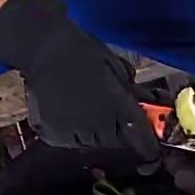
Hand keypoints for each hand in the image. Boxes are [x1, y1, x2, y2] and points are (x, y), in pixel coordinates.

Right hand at [0, 0, 157, 156]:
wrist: (42, 48)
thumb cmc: (83, 53)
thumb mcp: (118, 68)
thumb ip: (136, 93)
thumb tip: (150, 106)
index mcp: (119, 112)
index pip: (143, 143)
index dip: (150, 146)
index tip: (152, 144)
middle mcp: (99, 129)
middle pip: (118, 143)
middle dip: (119, 131)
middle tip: (111, 111)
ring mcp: (75, 136)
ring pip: (95, 143)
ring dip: (96, 131)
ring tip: (86, 106)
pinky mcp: (54, 137)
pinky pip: (72, 141)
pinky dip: (74, 131)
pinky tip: (69, 110)